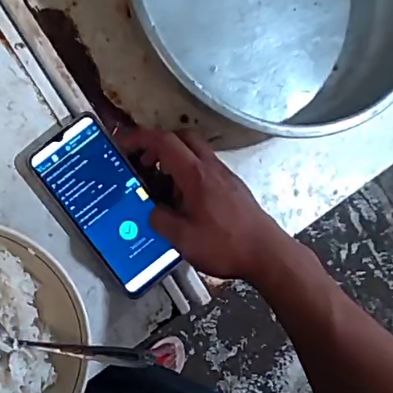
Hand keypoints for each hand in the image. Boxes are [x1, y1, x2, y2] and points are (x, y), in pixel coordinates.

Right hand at [118, 126, 302, 283]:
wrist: (267, 254)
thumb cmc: (228, 246)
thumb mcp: (182, 239)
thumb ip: (160, 220)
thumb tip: (151, 212)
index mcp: (196, 175)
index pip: (163, 141)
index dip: (140, 138)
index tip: (125, 145)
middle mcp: (213, 169)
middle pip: (182, 138)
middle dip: (158, 144)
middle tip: (144, 163)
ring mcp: (226, 177)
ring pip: (197, 153)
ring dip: (176, 161)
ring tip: (162, 186)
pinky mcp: (234, 189)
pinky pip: (208, 170)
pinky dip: (191, 174)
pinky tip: (185, 200)